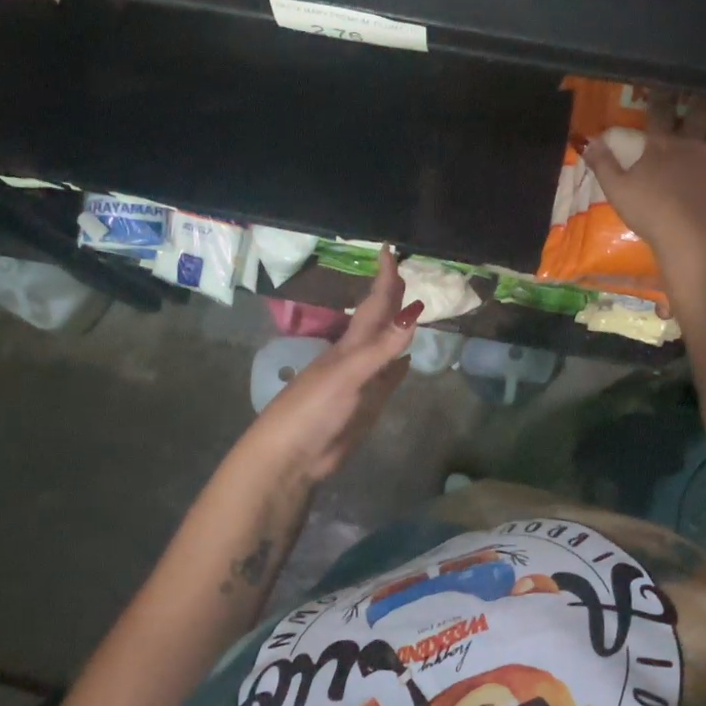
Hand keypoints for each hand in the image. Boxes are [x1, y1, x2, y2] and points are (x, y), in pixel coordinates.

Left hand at [242, 247, 422, 484]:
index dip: (384, 279)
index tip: (390, 250)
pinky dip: (398, 367)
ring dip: (397, 330)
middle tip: (405, 274)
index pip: (374, 304)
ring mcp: (363, 382)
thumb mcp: (348, 376)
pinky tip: (407, 362)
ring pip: (385, 349)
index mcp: (351, 345)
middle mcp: (357, 358)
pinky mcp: (367, 406)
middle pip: (379, 322)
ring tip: (411, 311)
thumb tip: (414, 313)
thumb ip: (381, 348)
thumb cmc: (312, 410)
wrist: (291, 456)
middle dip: (392, 298)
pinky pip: (388, 379)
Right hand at [583, 91, 705, 270]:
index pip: (659, 110)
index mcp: (661, 144)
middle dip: (703, 91)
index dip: (660, 91)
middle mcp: (690, 141)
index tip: (662, 75)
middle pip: (700, 109)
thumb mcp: (615, 189)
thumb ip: (602, 162)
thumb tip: (587, 139)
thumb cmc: (648, 212)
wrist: (686, 235)